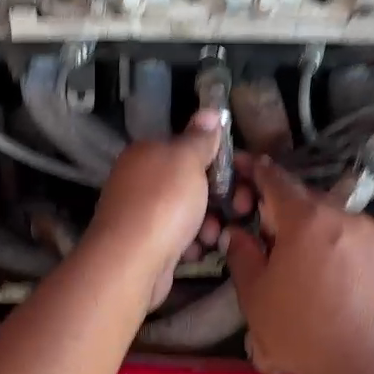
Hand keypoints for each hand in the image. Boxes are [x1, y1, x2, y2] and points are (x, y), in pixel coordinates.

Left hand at [86, 112, 223, 306]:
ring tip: (213, 236)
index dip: (216, 160)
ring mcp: (141, 214)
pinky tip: (196, 251)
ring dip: (207, 225)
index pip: (186, 148)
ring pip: (187, 214)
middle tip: (238, 208)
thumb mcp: (187, 160)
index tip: (240, 175)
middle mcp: (140, 181)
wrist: (132, 261)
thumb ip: (200, 138)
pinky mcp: (146, 245)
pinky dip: (191, 244)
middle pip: (189, 183)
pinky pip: (178, 239)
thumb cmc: (163, 203)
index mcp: (147, 153)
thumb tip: (210, 112)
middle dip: (217, 197)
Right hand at [225, 155, 373, 373]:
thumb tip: (238, 233)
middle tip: (273, 235)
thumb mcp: (256, 296)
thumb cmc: (301, 331)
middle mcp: (345, 216)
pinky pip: (362, 246)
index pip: (277, 181)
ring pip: (339, 225)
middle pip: (310, 203)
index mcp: (305, 218)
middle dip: (289, 212)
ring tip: (308, 267)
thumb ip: (243, 257)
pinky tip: (339, 284)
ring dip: (320, 236)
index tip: (250, 167)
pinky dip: (345, 254)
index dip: (260, 173)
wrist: (369, 366)